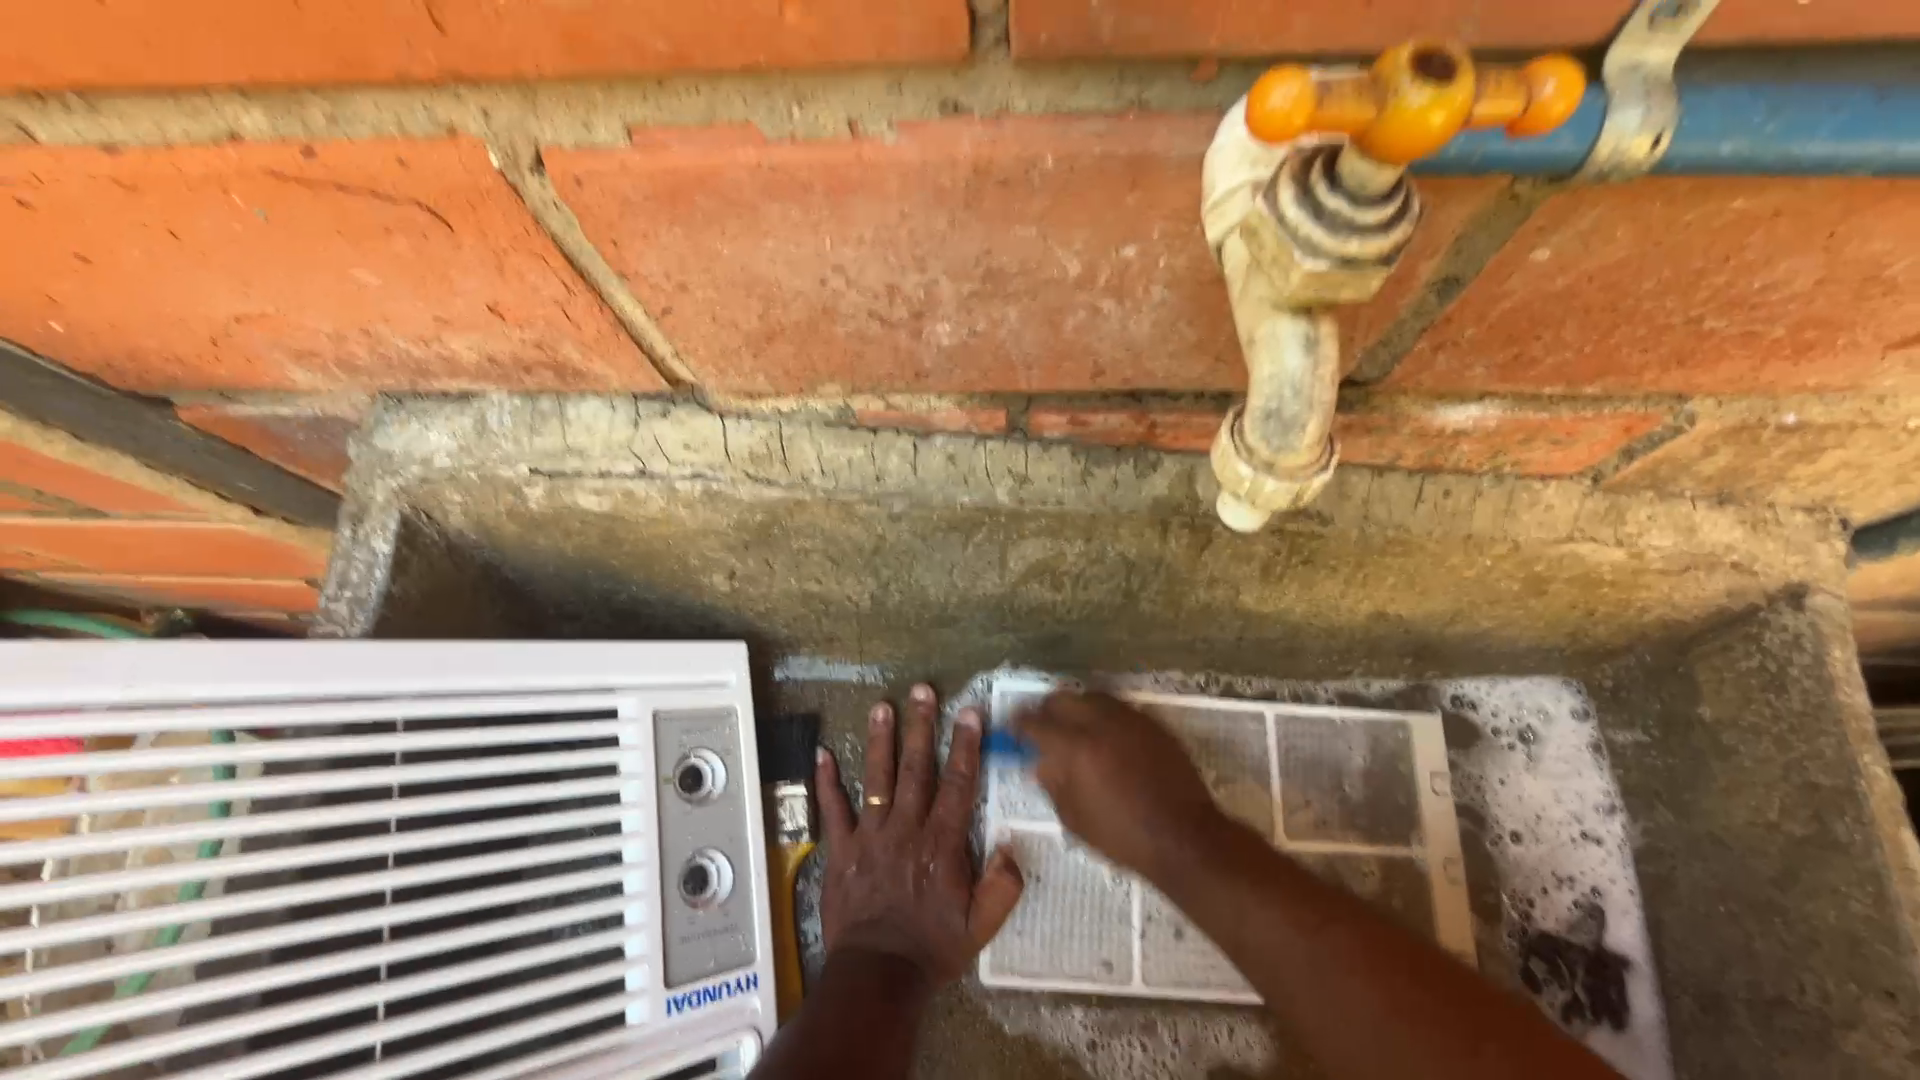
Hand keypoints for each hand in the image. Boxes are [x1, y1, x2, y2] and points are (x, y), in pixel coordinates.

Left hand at [815, 683, 1024, 988]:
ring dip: (880, 740)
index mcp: (942, 843)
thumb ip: (1002, 885)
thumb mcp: (981, 926)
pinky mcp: (842, 850)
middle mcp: (906, 829)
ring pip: (876, 778)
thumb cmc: (932, 947)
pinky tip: (822, 753)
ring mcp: (871, 836)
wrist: (877, 974)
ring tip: (882, 706)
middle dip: (922, 727)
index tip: (970, 712)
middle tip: (923, 690)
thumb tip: (1011, 846)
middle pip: (916, 769)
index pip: (958, 784)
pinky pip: (833, 809)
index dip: (965, 745)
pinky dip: (826, 781)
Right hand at [1016, 690, 1227, 878]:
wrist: (1183, 838)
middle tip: (1042, 727)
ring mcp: (1130, 720)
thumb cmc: (1122, 837)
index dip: (1018, 724)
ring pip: (1092, 697)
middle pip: (1062, 698)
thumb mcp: (1074, 818)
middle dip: (1046, 710)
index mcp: (1075, 748)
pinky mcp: (1152, 724)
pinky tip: (1106, 738)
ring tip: (1075, 730)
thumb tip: (1040, 762)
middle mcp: (1100, 723)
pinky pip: (1119, 709)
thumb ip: (1053, 784)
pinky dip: (1104, 717)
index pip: (1035, 723)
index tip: (1011, 729)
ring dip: (1077, 709)